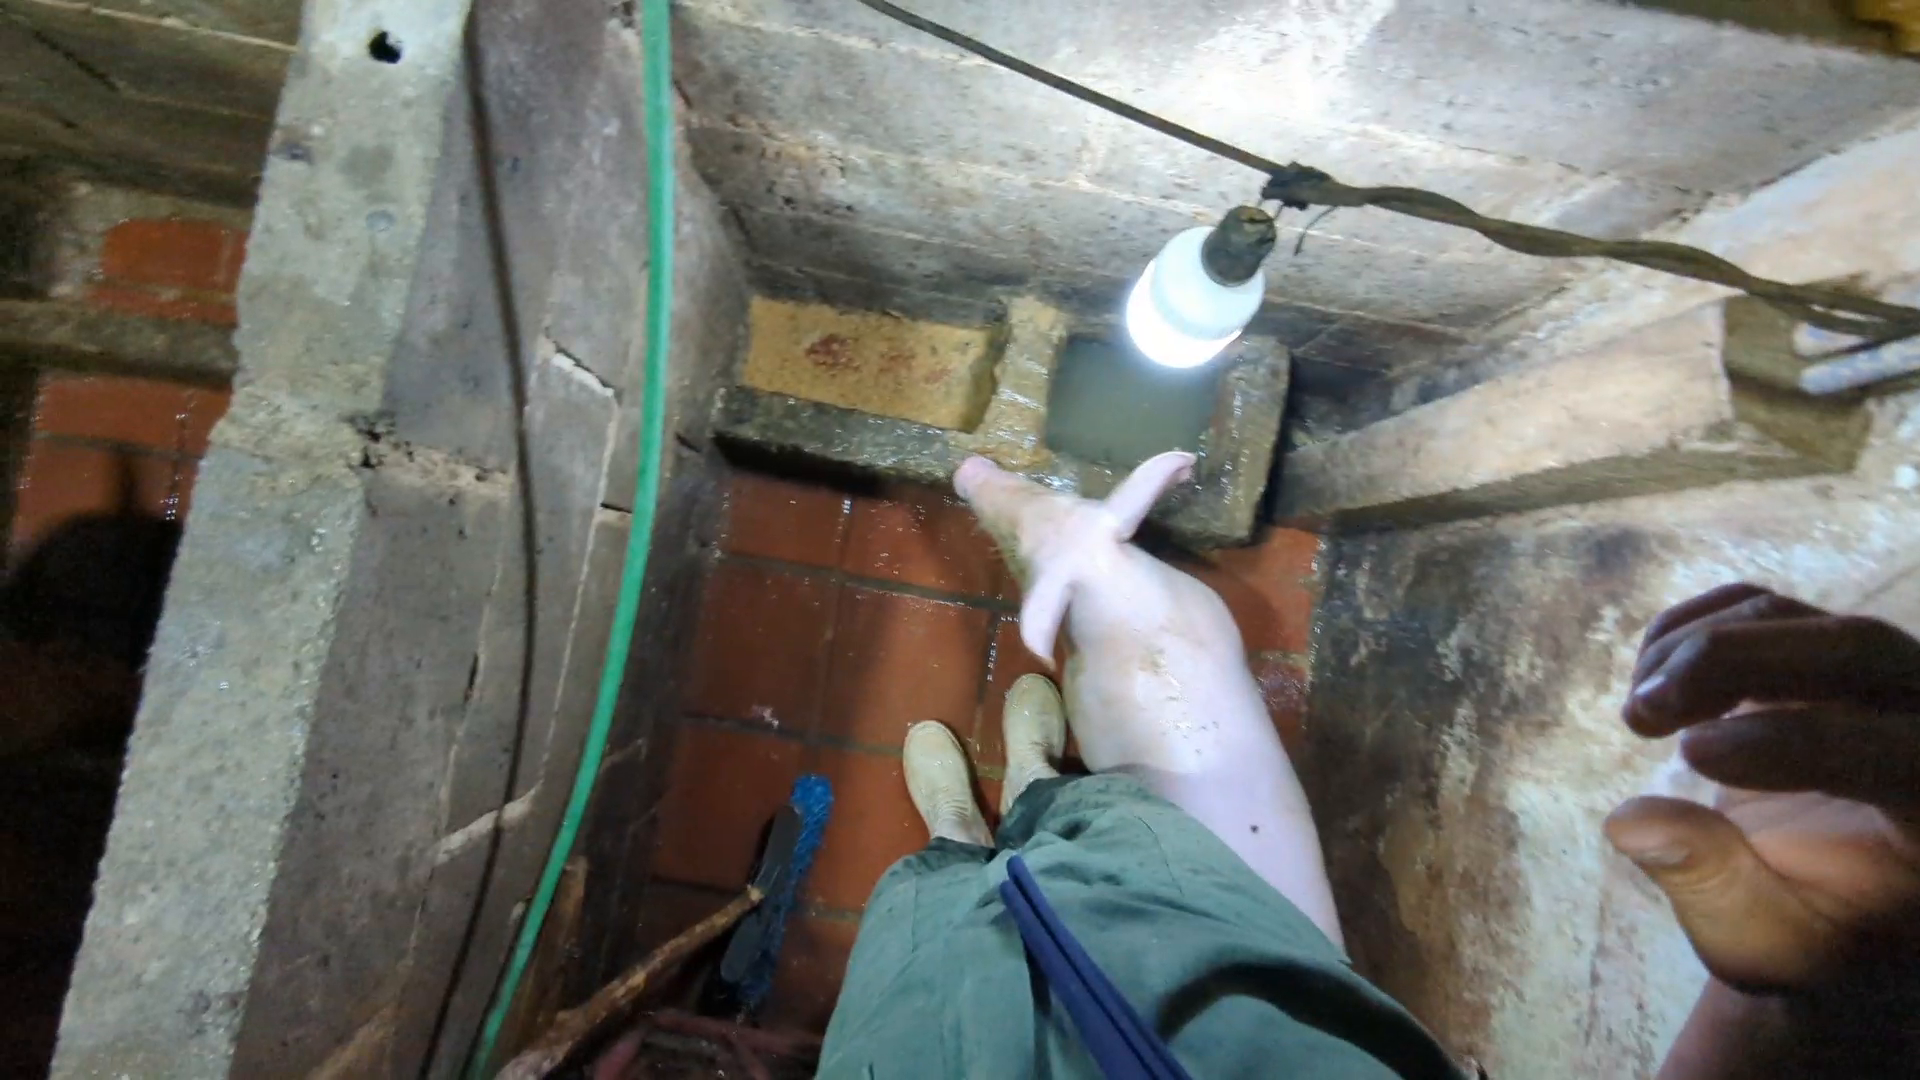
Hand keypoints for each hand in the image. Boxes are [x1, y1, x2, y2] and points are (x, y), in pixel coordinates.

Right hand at [1609, 583, 1919, 992]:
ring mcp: (1876, 684)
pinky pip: (1752, 607)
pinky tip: (1650, 682)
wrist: (1828, 906)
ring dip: (1689, 648)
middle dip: (1725, 663)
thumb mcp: (1762, 941)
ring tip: (1640, 709)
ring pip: (1789, 617)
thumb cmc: (1810, 940)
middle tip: (1643, 713)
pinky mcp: (1813, 662)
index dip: (1787, 740)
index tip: (1684, 755)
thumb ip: (1713, 886)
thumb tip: (1633, 821)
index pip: (1895, 747)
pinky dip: (1681, 629)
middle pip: (1854, 646)